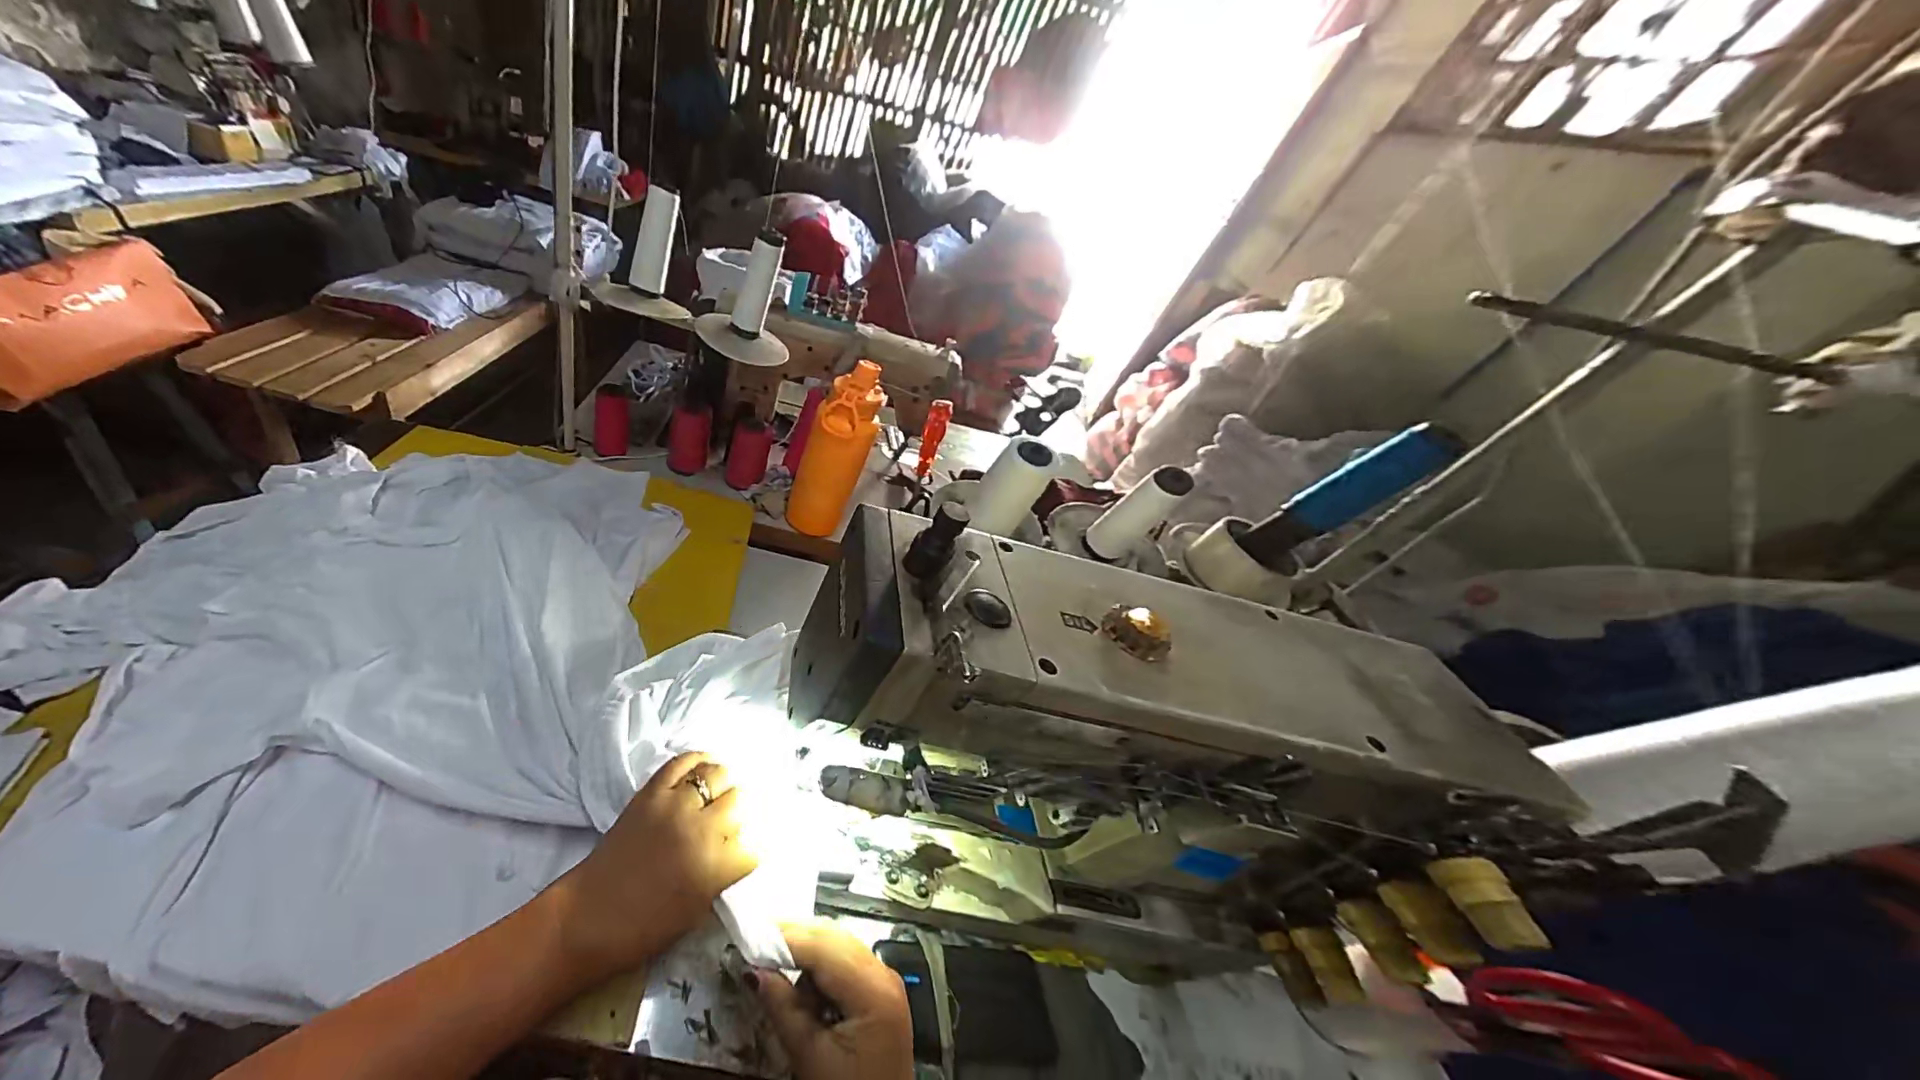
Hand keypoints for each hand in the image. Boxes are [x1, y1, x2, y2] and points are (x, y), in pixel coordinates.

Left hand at [547, 753, 756, 978]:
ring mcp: (675, 806)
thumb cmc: (643, 927)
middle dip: (735, 815)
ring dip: (720, 787)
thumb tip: (734, 848)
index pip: (753, 845)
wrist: (587, 919)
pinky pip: (683, 762)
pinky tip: (702, 768)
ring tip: (712, 797)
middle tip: (722, 827)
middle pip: (739, 802)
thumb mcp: (699, 908)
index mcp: (717, 866)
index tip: (734, 857)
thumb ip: (723, 874)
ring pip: (717, 775)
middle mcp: (702, 829)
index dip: (744, 852)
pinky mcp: (651, 793)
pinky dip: (697, 762)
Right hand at [752, 920, 912, 1079]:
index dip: (787, 938)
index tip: (752, 935)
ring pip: (839, 945)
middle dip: (795, 937)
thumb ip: (784, 1009)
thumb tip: (756, 971)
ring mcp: (884, 980)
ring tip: (773, 963)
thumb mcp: (811, 1056)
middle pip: (835, 938)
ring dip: (806, 950)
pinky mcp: (878, 991)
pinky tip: (799, 983)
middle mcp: (884, 974)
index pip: (825, 947)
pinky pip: (845, 963)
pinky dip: (819, 966)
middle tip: (756, 941)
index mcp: (873, 989)